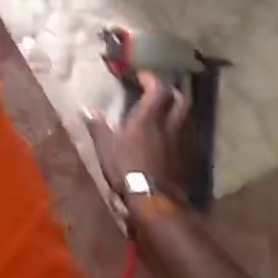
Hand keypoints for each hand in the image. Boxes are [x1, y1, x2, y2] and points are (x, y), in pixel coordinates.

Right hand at [85, 73, 193, 220]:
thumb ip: (99, 129)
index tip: (142, 77)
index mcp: (149, 118)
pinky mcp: (189, 155)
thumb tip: (88, 113)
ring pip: (188, 115)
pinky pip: (189, 133)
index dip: (151, 79)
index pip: (158, 88)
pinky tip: (173, 135)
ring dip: (179, 109)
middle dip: (173, 90)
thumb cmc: (127, 170)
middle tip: (161, 90)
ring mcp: (183, 140)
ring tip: (168, 110)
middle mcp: (170, 124)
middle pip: (181, 98)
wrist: (155, 200)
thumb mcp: (106, 149)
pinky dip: (182, 128)